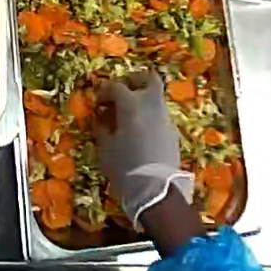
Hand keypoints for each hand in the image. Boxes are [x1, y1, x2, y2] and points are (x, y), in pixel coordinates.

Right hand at [94, 72, 193, 228]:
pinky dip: (148, 116)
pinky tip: (138, 132)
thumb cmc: (124, 166)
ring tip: (127, 116)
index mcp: (133, 105)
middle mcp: (152, 106)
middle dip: (134, 80)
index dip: (105, 90)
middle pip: (149, 79)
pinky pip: (159, 115)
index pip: (117, 86)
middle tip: (121, 91)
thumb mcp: (105, 146)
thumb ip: (102, 126)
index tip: (97, 100)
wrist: (156, 190)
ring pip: (156, 98)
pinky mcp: (172, 133)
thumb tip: (101, 117)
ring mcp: (166, 119)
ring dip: (142, 100)